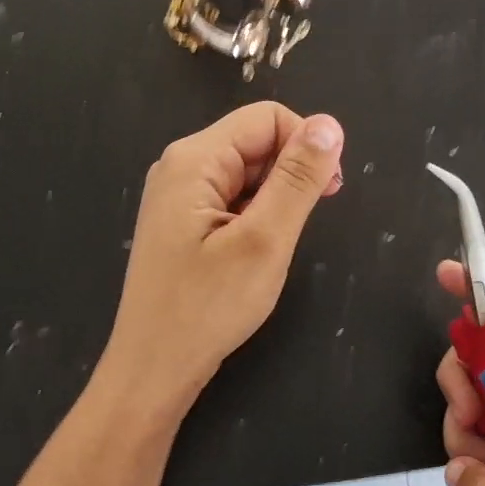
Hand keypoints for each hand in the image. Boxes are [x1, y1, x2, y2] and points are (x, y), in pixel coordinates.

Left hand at [103, 103, 344, 401]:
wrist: (154, 367)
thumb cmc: (208, 306)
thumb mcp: (264, 240)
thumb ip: (298, 179)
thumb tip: (330, 125)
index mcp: (194, 159)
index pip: (267, 118)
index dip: (307, 144)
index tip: (329, 192)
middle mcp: (180, 167)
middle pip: (255, 142)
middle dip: (291, 175)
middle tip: (301, 228)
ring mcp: (177, 197)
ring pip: (246, 174)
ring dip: (274, 201)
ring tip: (274, 248)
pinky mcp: (181, 224)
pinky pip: (230, 201)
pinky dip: (254, 219)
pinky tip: (255, 254)